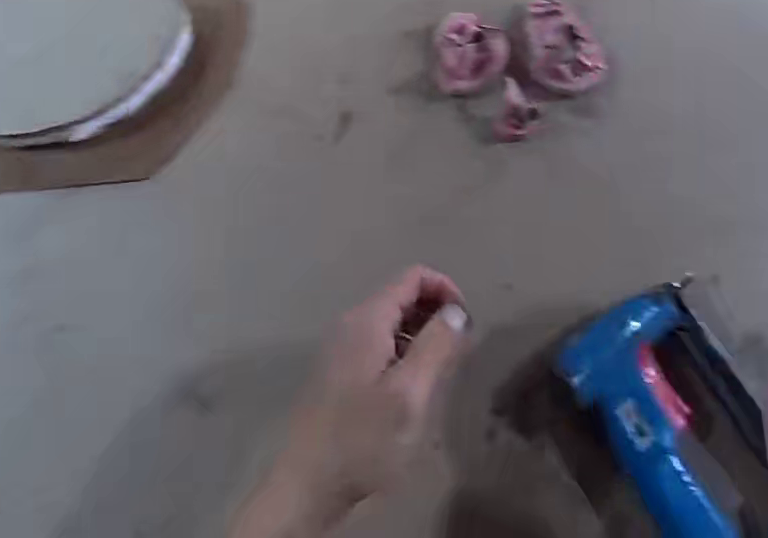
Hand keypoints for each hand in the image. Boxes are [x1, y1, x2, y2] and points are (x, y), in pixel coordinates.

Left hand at [230, 266, 469, 537]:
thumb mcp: (409, 393)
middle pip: (403, 295)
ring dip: (421, 333)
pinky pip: (379, 342)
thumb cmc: (361, 440)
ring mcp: (340, 347)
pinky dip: (403, 349)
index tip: (465, 323)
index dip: (446, 289)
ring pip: (392, 321)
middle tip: (459, 347)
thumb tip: (456, 310)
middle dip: (436, 312)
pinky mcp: (337, 371)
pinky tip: (411, 385)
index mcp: (368, 319)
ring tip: (440, 367)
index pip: (414, 276)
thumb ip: (436, 344)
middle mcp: (351, 323)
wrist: (302, 492)